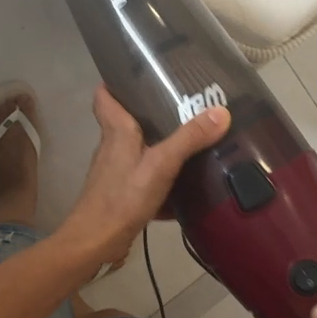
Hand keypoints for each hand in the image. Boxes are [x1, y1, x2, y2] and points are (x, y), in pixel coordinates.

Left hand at [56, 85, 229, 267]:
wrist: (95, 243)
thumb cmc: (122, 198)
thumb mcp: (160, 165)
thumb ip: (189, 139)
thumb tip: (221, 111)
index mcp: (116, 132)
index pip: (105, 97)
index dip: (116, 82)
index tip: (139, 74)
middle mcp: (112, 148)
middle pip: (126, 122)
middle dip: (150, 113)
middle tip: (182, 105)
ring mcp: (115, 174)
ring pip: (138, 152)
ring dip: (159, 147)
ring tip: (190, 141)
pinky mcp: (122, 196)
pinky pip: (144, 181)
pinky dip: (162, 182)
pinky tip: (184, 188)